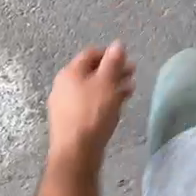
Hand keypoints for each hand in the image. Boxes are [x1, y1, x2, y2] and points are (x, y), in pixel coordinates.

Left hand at [47, 42, 135, 173]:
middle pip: (91, 71)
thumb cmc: (93, 113)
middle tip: (132, 74)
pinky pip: (88, 103)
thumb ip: (113, 62)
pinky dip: (103, 100)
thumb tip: (118, 43)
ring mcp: (64, 103)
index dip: (110, 54)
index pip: (91, 54)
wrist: (76, 152)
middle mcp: (63, 85)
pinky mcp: (69, 120)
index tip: (127, 60)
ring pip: (91, 88)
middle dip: (113, 71)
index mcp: (70, 72)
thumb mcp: (107, 83)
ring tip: (129, 91)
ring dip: (111, 86)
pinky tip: (116, 107)